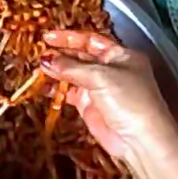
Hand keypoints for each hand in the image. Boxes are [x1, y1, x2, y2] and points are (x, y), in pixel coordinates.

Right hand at [41, 30, 177, 163]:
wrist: (140, 141)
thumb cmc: (129, 100)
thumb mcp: (100, 76)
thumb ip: (69, 66)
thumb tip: (45, 60)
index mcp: (120, 56)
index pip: (90, 40)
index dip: (68, 37)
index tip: (47, 36)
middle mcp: (109, 69)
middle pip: (79, 56)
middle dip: (59, 54)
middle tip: (38, 52)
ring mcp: (99, 87)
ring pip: (71, 73)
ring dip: (55, 70)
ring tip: (37, 67)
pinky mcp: (89, 104)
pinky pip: (68, 91)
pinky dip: (55, 88)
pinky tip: (42, 85)